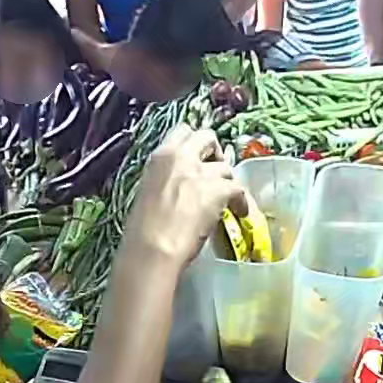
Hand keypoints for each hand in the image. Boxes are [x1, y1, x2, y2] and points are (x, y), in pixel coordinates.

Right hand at [121, 126, 242, 273]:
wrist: (152, 250)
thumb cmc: (141, 233)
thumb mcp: (147, 196)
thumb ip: (164, 183)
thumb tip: (177, 190)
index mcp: (159, 158)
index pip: (182, 132)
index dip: (194, 144)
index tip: (197, 156)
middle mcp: (181, 157)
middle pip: (207, 138)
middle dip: (215, 153)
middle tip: (215, 171)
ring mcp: (201, 173)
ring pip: (225, 167)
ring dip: (227, 181)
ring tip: (226, 199)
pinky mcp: (219, 190)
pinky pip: (239, 189)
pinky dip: (241, 201)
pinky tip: (241, 212)